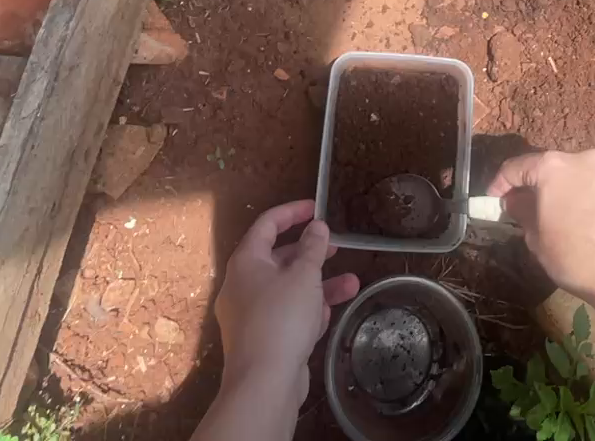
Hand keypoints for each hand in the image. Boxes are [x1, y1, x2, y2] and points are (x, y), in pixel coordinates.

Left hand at [213, 200, 360, 404]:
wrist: (263, 385)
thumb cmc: (281, 319)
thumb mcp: (304, 275)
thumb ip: (313, 248)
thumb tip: (317, 227)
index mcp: (246, 262)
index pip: (267, 225)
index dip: (292, 212)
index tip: (315, 208)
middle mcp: (243, 285)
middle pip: (278, 258)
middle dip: (311, 253)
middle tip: (335, 247)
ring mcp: (250, 316)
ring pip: (288, 290)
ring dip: (319, 285)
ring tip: (351, 284)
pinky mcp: (261, 341)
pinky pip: (286, 316)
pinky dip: (307, 311)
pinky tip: (329, 315)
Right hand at [486, 149, 594, 306]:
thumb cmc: (580, 260)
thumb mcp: (538, 242)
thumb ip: (524, 214)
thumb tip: (516, 201)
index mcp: (554, 168)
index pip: (517, 167)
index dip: (501, 183)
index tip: (495, 199)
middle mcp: (587, 160)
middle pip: (557, 169)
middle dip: (545, 188)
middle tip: (539, 213)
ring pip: (591, 179)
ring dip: (581, 195)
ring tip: (581, 225)